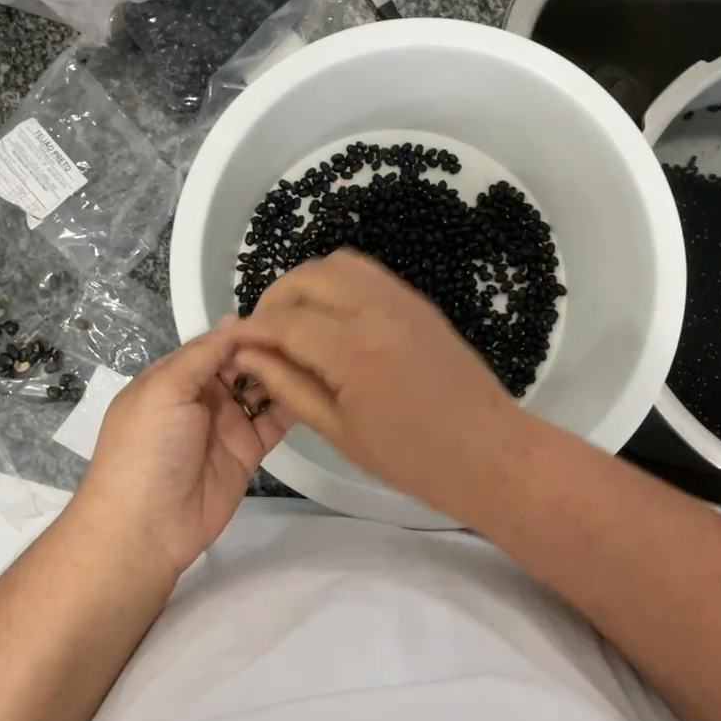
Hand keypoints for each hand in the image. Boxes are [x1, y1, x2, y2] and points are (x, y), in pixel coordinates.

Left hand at [67, 326, 295, 578]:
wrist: (147, 526)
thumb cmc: (147, 448)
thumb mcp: (165, 389)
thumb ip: (202, 354)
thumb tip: (233, 322)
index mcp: (173, 377)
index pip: (214, 345)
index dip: (243, 331)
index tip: (280, 316)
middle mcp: (201, 397)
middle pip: (240, 364)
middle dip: (267, 349)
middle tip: (306, 335)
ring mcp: (225, 425)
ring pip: (260, 390)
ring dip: (282, 374)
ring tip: (317, 355)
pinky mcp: (247, 452)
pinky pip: (273, 422)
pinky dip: (292, 406)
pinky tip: (315, 387)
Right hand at [227, 249, 530, 513]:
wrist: (487, 450)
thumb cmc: (411, 456)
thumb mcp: (338, 430)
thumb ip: (288, 386)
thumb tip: (247, 358)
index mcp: (351, 350)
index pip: (284, 321)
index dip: (251, 330)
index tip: (233, 344)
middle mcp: (375, 310)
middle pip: (306, 277)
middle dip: (274, 299)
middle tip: (263, 334)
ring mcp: (401, 300)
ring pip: (337, 264)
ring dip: (306, 284)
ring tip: (295, 321)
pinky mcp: (418, 302)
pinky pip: (366, 273)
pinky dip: (337, 282)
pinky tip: (331, 318)